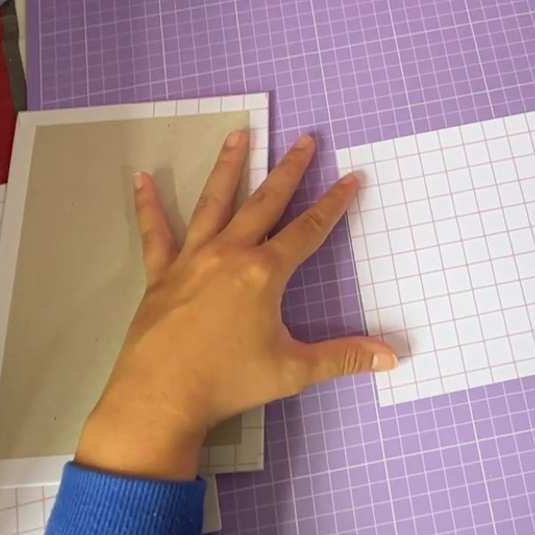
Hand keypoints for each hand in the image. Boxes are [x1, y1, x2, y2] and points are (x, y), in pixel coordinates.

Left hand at [76, 130, 397, 480]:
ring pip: (214, 202)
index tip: (351, 177)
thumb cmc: (229, 382)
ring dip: (229, 166)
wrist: (160, 399)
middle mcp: (230, 253)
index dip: (334, 203)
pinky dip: (148, 205)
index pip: (309, 230)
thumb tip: (392, 357)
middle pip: (266, 202)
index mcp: (264, 272)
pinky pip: (155, 232)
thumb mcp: (293, 370)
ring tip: (239, 135)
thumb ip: (344, 357)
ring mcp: (192, 259)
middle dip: (289, 170)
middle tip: (304, 140)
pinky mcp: (161, 273)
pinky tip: (141, 177)